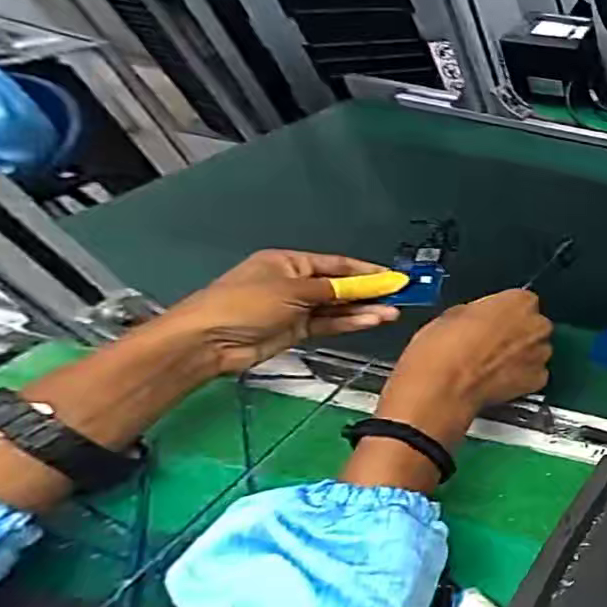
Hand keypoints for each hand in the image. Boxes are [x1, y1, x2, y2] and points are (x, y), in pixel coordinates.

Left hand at [157, 249, 401, 373]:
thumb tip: (366, 285)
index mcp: (288, 263)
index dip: (366, 270)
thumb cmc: (243, 305)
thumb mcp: (291, 289)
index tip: (394, 276)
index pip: (336, 264)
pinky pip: (331, 322)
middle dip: (370, 291)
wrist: (206, 343)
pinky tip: (373, 320)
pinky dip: (352, 321)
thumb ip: (334, 288)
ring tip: (392, 312)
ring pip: (339, 306)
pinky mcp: (298, 329)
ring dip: (365, 309)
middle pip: (341, 285)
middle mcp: (294, 283)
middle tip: (400, 295)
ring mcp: (296, 307)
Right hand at [370, 288, 552, 446]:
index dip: (503, 312)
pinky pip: (534, 374)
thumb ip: (478, 311)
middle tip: (489, 343)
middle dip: (516, 333)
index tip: (491, 320)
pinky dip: (521, 377)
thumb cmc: (441, 351)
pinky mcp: (539, 378)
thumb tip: (478, 317)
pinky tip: (497, 379)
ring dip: (520, 355)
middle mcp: (537, 325)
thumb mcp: (452, 314)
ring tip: (490, 364)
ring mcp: (540, 352)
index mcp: (519, 301)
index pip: (521, 300)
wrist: (441, 388)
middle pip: (533, 325)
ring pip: (536, 349)